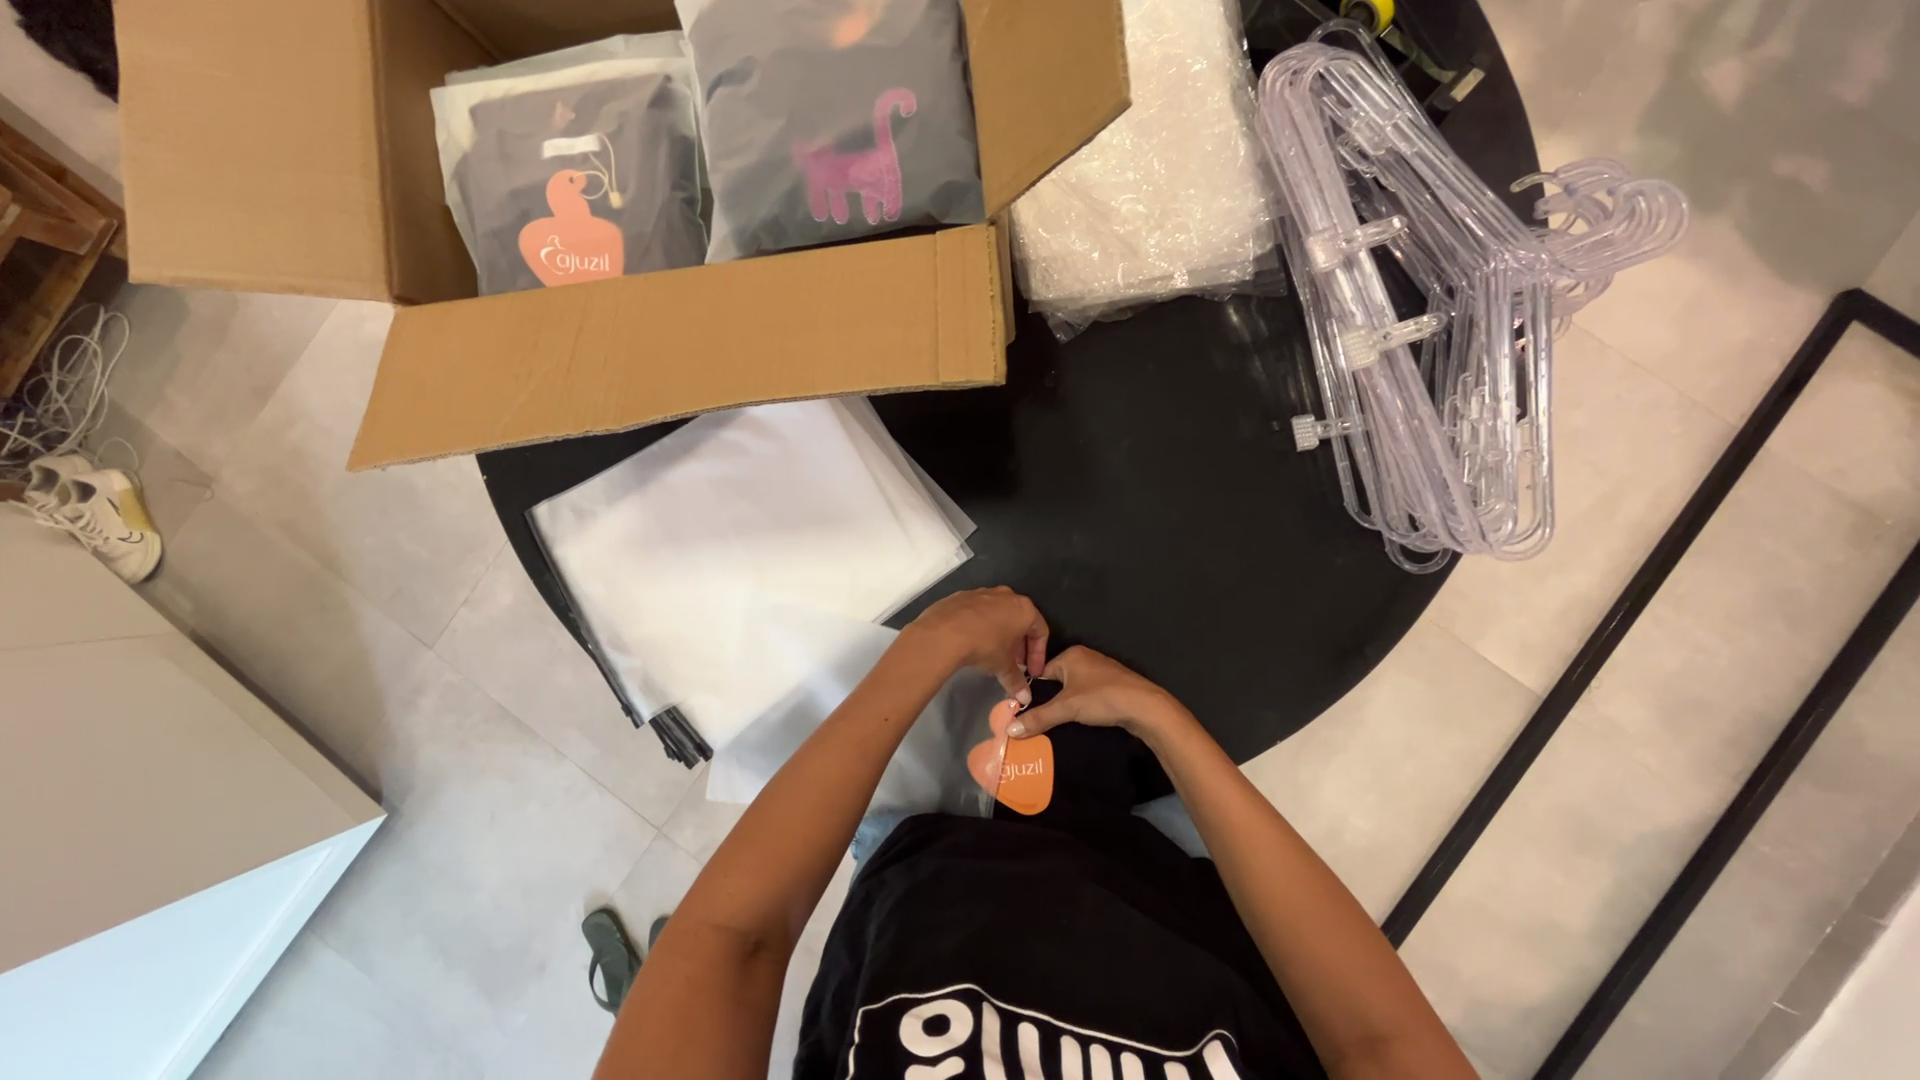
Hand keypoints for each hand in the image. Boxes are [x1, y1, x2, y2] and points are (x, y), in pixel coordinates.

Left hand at [904, 587, 1048, 703]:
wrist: (944, 632)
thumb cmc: (985, 645)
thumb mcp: (1003, 666)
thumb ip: (1016, 681)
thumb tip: (1025, 699)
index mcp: (1024, 609)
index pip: (1040, 632)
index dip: (1038, 655)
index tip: (1033, 672)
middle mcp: (1006, 596)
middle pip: (1019, 621)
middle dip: (1019, 645)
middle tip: (1015, 665)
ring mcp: (983, 593)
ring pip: (998, 615)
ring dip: (1000, 634)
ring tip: (993, 654)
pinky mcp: (962, 596)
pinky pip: (978, 612)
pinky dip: (980, 626)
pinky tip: (972, 641)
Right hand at [1010, 646, 1191, 739]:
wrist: (1145, 707)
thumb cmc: (1102, 698)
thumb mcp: (1066, 708)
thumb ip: (1038, 718)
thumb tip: (1010, 730)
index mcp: (1070, 655)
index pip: (1040, 672)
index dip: (1030, 693)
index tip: (1020, 712)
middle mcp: (1084, 658)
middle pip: (1055, 682)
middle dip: (1046, 701)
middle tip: (1032, 722)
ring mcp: (1099, 672)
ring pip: (1071, 690)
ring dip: (1063, 706)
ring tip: (1050, 725)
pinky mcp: (1110, 686)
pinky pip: (1085, 695)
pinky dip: (1079, 707)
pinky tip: (1075, 722)